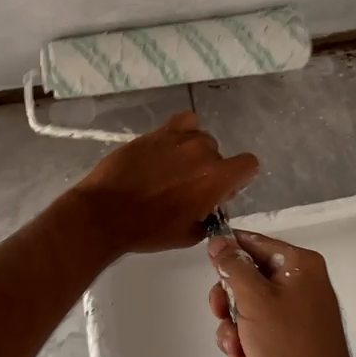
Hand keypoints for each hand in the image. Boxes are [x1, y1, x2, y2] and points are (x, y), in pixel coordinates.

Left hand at [68, 111, 258, 256]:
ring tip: (170, 170)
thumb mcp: (188, 235)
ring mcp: (180, 138)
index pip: (249, 165)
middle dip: (209, 171)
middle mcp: (204, 152)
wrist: (106, 213)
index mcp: (217, 178)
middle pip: (219, 155)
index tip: (219, 192)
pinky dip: (182, 132)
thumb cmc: (148, 229)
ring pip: (200, 140)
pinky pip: (185, 121)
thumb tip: (208, 209)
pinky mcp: (158, 131)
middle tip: (186, 189)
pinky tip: (169, 147)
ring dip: (192, 153)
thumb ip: (208, 217)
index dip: (237, 179)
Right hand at [207, 230, 355, 356]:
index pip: (256, 243)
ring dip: (234, 336)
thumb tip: (220, 240)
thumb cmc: (287, 344)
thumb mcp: (255, 300)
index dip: (229, 251)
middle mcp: (300, 287)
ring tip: (238, 354)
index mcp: (300, 266)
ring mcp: (295, 319)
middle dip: (229, 305)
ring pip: (246, 314)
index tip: (208, 263)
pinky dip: (246, 355)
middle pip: (247, 281)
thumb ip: (233, 266)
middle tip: (221, 316)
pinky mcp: (288, 347)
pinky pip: (256, 339)